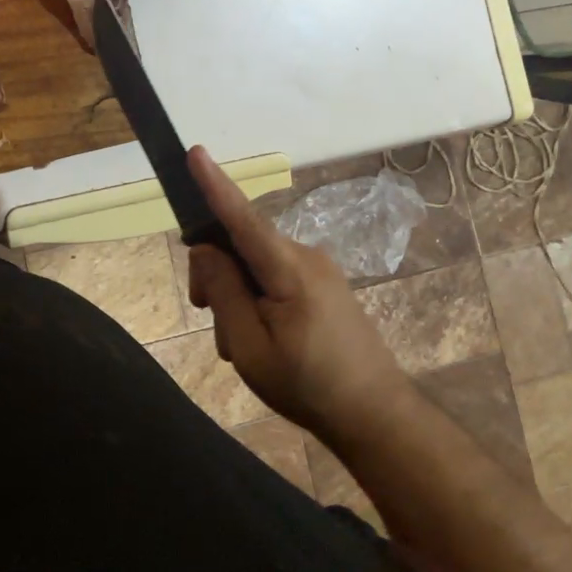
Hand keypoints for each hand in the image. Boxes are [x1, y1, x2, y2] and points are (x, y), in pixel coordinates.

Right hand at [185, 146, 412, 437]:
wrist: (377, 419)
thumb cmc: (308, 386)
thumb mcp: (250, 347)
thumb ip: (224, 291)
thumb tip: (205, 248)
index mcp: (289, 270)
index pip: (243, 219)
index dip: (215, 186)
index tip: (195, 152)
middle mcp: (305, 257)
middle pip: (239, 243)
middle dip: (214, 273)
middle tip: (206, 317)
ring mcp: (317, 269)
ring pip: (252, 263)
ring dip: (234, 294)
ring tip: (238, 343)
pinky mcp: (321, 284)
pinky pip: (272, 276)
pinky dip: (254, 298)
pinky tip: (256, 337)